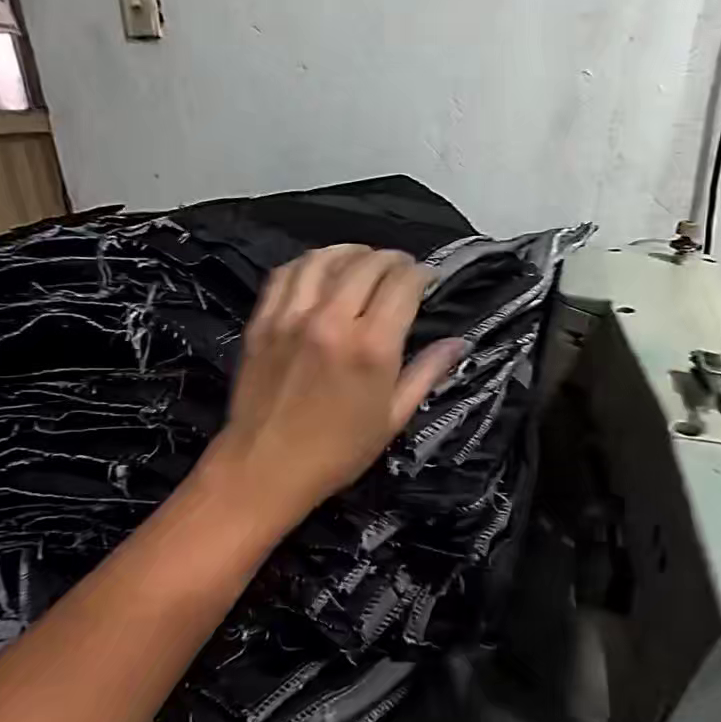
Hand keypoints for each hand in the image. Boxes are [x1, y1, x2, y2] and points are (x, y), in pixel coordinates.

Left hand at [198, 245, 465, 526]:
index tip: (428, 278)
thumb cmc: (338, 452)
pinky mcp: (263, 321)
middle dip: (392, 259)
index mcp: (372, 347)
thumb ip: (427, 372)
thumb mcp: (394, 417)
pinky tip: (321, 270)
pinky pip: (286, 274)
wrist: (265, 469)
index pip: (403, 284)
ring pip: (325, 259)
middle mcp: (332, 321)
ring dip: (351, 252)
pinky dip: (309, 263)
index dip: (421, 273)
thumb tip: (458, 343)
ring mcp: (292, 317)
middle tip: (402, 269)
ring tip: (364, 260)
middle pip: (367, 264)